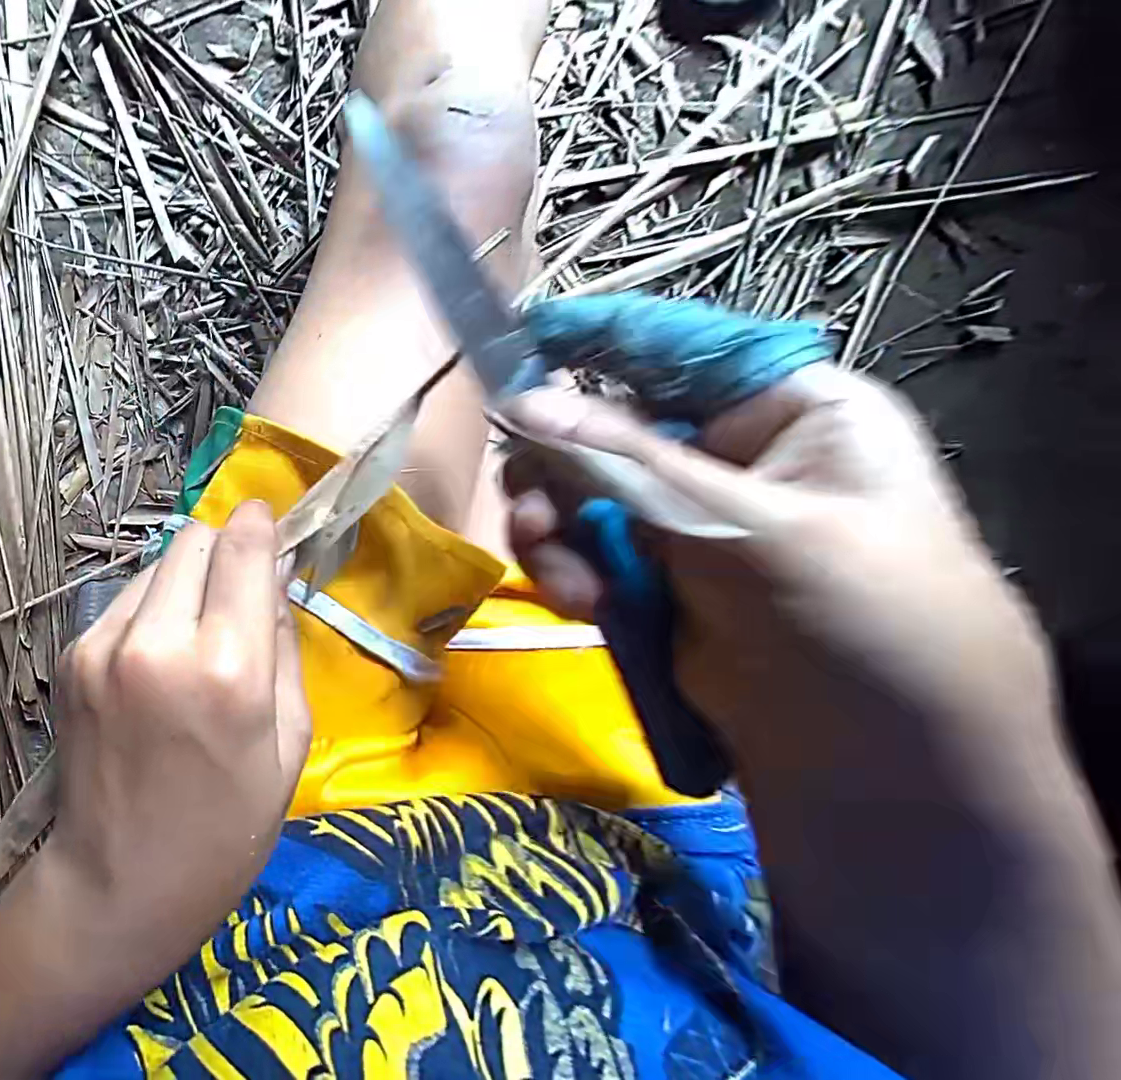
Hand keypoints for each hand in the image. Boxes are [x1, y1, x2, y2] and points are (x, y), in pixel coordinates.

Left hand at [41, 498, 310, 967]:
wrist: (119, 881)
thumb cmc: (225, 828)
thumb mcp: (289, 742)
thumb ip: (283, 644)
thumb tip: (274, 576)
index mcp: (227, 670)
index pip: (242, 552)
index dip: (259, 525)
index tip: (268, 519)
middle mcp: (157, 642)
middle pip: (192, 541)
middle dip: (222, 551)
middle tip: (235, 592)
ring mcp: (102, 646)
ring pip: (155, 567)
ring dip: (184, 582)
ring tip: (193, 637)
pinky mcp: (70, 656)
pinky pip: (124, 603)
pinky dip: (149, 612)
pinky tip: (154, 662)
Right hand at [499, 298, 1120, 1079]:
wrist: (869, 758)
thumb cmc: (855, 618)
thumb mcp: (740, 527)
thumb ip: (622, 462)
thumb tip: (520, 401)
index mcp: (779, 411)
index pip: (670, 349)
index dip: (594, 337)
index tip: (517, 335)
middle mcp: (717, 452)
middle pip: (596, 427)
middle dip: (555, 473)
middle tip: (534, 515)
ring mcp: (670, 514)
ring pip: (567, 491)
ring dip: (554, 534)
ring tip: (574, 586)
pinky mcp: (638, 566)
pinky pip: (570, 543)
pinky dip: (564, 569)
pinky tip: (585, 606)